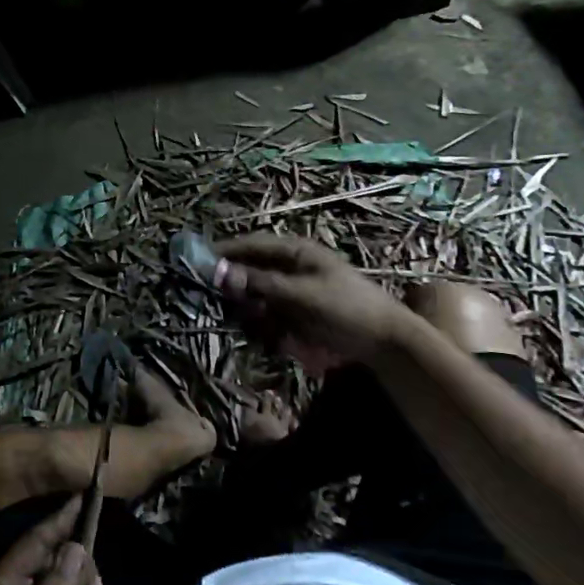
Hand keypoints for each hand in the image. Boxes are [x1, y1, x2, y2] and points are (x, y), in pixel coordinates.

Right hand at [216, 234, 420, 369]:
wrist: (384, 339)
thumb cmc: (346, 308)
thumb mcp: (302, 294)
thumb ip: (262, 284)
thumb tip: (222, 273)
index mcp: (296, 251)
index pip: (253, 244)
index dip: (226, 251)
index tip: (199, 260)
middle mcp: (293, 265)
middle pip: (252, 267)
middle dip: (235, 282)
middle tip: (219, 298)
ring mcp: (296, 288)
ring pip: (258, 291)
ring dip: (249, 304)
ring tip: (248, 319)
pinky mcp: (299, 310)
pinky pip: (271, 309)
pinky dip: (263, 319)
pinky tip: (263, 331)